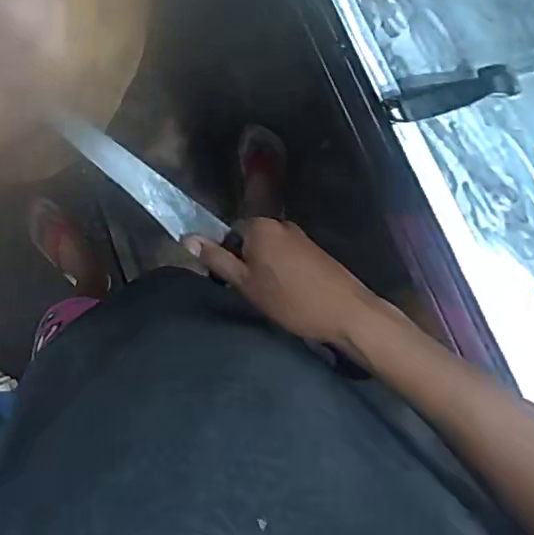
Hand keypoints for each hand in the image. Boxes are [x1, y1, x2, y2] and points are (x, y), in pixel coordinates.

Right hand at [188, 219, 389, 347]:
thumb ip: (217, 259)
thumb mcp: (247, 284)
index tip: (233, 283)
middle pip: (250, 240)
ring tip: (274, 298)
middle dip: (247, 264)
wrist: (346, 311)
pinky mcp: (315, 250)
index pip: (229, 233)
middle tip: (253, 294)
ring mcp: (300, 235)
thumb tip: (187, 237)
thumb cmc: (291, 299)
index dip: (226, 258)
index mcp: (260, 226)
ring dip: (266, 270)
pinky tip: (292, 296)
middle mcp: (279, 223)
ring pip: (269, 251)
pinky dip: (284, 273)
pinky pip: (287, 257)